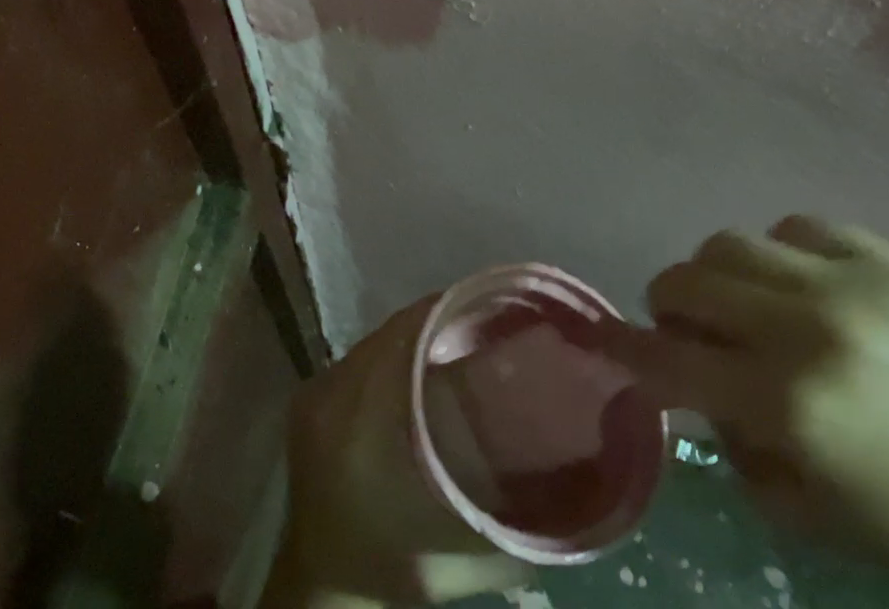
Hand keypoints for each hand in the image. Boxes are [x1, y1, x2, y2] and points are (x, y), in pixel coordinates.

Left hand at [262, 296, 533, 608]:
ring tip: (461, 340)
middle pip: (389, 333)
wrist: (324, 590)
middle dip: (438, 321)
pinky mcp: (309, 401)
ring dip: (415, 337)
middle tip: (486, 323)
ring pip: (372, 343)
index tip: (491, 307)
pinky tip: (423, 368)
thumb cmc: (393, 566)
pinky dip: (392, 355)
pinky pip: (357, 360)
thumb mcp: (465, 551)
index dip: (447, 311)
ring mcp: (314, 395)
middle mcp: (329, 394)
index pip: (403, 335)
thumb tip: (579, 480)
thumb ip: (521, 519)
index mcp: (360, 419)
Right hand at [635, 216, 888, 590]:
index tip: (600, 339)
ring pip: (731, 243)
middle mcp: (810, 330)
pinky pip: (800, 227)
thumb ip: (721, 430)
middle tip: (686, 334)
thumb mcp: (788, 506)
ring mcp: (857, 286)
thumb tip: (686, 373)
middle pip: (685, 280)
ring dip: (718, 278)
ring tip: (746, 308)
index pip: (664, 356)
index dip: (621, 346)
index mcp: (785, 402)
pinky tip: (804, 290)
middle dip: (665, 308)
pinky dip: (782, 256)